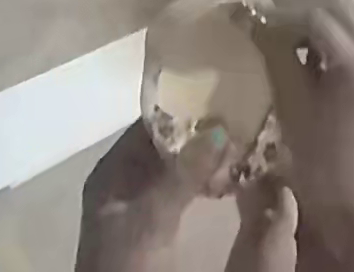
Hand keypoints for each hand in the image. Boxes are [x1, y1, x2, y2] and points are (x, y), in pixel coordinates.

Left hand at [78, 121, 231, 270]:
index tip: (217, 98)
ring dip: (206, 159)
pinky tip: (230, 180)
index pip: (149, 124)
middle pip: (165, 144)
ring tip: (239, 147)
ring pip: (177, 168)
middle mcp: (125, 181)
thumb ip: (184, 173)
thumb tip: (220, 128)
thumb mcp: (154, 216)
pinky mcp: (156, 229)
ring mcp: (140, 205)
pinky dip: (205, 183)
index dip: (181, 109)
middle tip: (237, 123)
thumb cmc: (126, 264)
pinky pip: (184, 192)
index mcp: (114, 169)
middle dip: (199, 134)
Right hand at [240, 0, 353, 218]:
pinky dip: (336, 34)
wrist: (353, 195)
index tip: (259, 23)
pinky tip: (316, 54)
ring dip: (321, 21)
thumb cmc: (315, 153)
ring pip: (352, 17)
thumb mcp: (289, 97)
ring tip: (295, 41)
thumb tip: (251, 16)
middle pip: (340, 8)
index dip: (285, 17)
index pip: (317, 18)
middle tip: (278, 30)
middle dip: (305, 13)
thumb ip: (273, 50)